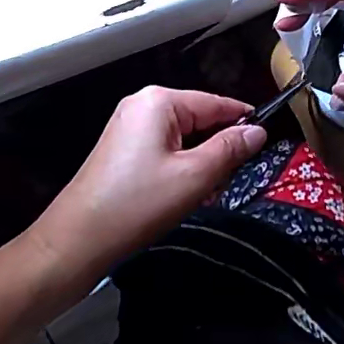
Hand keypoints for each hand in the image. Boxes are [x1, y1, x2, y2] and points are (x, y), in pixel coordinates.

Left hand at [30, 87, 266, 278]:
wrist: (75, 242)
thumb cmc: (136, 205)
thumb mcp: (194, 177)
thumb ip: (230, 149)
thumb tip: (257, 130)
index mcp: (158, 101)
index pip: (215, 102)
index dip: (242, 120)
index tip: (268, 137)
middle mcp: (142, 105)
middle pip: (199, 119)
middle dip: (218, 149)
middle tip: (229, 181)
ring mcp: (129, 127)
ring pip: (183, 138)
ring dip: (200, 164)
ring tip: (205, 195)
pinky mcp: (122, 151)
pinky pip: (164, 150)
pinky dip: (180, 169)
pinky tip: (184, 197)